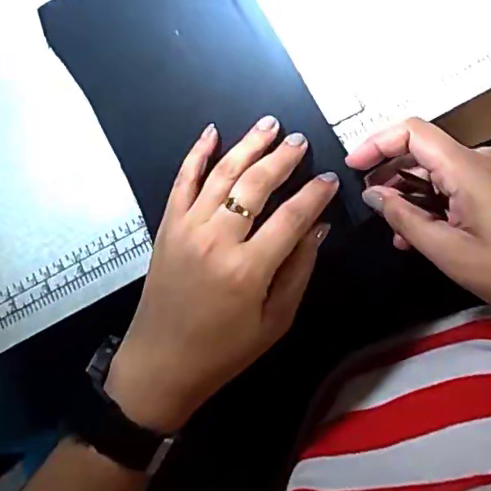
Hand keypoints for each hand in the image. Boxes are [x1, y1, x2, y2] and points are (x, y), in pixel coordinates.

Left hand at [106, 116, 340, 431]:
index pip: (291, 216)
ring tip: (269, 125)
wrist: (159, 365)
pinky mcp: (167, 225)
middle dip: (283, 158)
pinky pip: (182, 180)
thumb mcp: (275, 321)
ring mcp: (187, 228)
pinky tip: (212, 133)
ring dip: (247, 145)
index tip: (330, 180)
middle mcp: (216, 240)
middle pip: (255, 184)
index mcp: (248, 269)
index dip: (315, 195)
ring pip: (221, 173)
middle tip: (300, 141)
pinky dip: (197, 154)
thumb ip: (299, 270)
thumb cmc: (224, 350)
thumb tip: (318, 227)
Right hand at [346, 119, 490, 365]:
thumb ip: (406, 219)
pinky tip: (428, 235)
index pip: (412, 130)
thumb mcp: (451, 252)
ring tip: (400, 234)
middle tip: (374, 213)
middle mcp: (482, 159)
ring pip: (442, 173)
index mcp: (468, 166)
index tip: (353, 168)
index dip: (376, 143)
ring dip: (416, 198)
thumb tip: (374, 195)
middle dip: (393, 178)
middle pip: (425, 153)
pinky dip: (440, 205)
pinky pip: (462, 186)